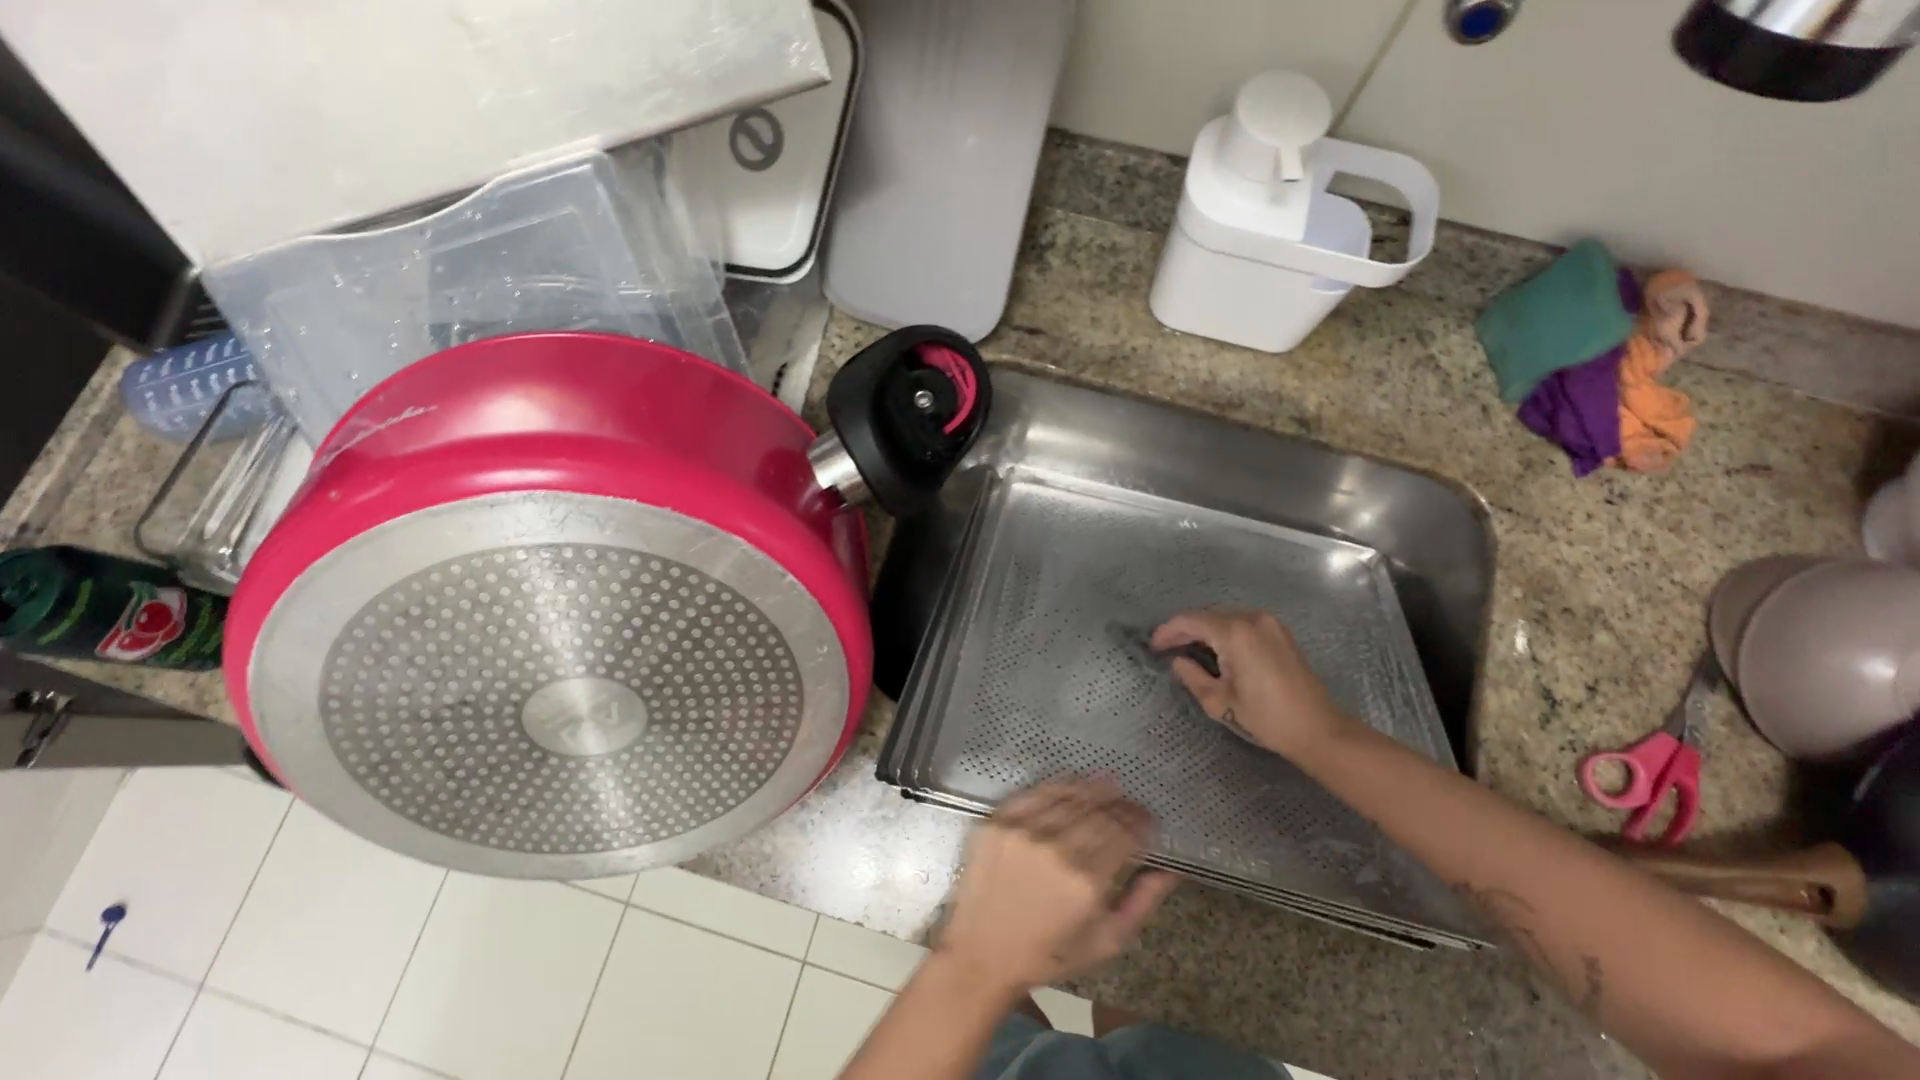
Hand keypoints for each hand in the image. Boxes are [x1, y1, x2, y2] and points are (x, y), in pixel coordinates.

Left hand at [938, 777, 1178, 993]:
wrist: (982, 954)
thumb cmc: (1048, 955)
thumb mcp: (1106, 942)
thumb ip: (1141, 903)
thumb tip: (1170, 870)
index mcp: (1086, 881)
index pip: (1125, 834)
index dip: (1141, 822)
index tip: (1149, 820)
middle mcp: (1055, 848)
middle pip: (1100, 811)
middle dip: (1123, 806)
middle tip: (1132, 805)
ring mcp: (1022, 831)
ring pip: (1070, 796)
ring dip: (1094, 789)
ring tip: (1109, 786)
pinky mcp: (997, 822)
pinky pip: (1035, 793)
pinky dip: (1059, 786)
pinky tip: (1073, 785)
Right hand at [1151, 608, 1359, 758]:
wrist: (1317, 729)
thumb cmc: (1265, 718)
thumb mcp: (1219, 701)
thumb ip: (1192, 676)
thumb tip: (1178, 661)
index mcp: (1235, 633)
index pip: (1190, 620)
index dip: (1168, 631)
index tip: (1153, 647)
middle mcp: (1252, 619)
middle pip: (1208, 615)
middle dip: (1185, 630)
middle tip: (1168, 650)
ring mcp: (1270, 623)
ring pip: (1226, 618)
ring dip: (1205, 631)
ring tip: (1189, 651)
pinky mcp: (1281, 633)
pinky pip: (1243, 624)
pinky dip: (1225, 633)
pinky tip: (1217, 652)